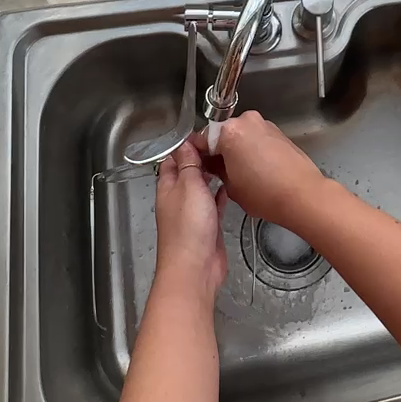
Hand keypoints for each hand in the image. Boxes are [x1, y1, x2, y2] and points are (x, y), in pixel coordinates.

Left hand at [153, 143, 227, 299]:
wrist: (196, 269)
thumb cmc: (189, 225)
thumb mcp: (189, 186)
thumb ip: (189, 164)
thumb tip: (185, 143)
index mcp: (168, 187)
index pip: (173, 159)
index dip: (186, 145)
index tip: (206, 133)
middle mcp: (178, 198)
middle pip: (188, 172)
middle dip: (202, 158)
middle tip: (223, 144)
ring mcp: (193, 213)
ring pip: (202, 187)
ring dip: (213, 174)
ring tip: (230, 159)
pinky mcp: (209, 225)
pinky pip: (215, 203)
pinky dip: (221, 193)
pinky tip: (232, 185)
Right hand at [193, 111, 326, 227]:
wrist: (302, 194)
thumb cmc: (268, 193)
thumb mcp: (230, 185)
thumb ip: (216, 169)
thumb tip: (212, 163)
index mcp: (230, 131)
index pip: (203, 137)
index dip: (198, 153)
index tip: (197, 163)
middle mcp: (248, 121)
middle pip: (223, 133)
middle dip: (219, 149)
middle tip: (217, 171)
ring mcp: (265, 125)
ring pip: (241, 135)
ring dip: (237, 149)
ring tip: (239, 173)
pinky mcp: (278, 133)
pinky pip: (257, 137)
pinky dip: (253, 149)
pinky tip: (255, 169)